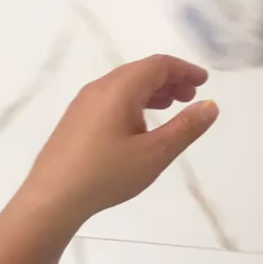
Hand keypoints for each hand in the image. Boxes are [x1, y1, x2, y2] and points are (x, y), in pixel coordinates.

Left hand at [18, 54, 218, 224]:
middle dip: (169, 80)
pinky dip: (134, 102)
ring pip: (124, 86)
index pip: (158, 65)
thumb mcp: (155, 153)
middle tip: (191, 97)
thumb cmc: (107, 173)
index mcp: (120, 89)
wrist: (52, 198)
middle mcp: (100, 88)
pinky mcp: (75, 120)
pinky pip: (111, 99)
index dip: (184, 70)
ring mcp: (83, 104)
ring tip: (171, 108)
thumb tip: (210, 106)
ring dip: (152, 92)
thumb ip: (186, 127)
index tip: (204, 82)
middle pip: (140, 72)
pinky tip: (139, 125)